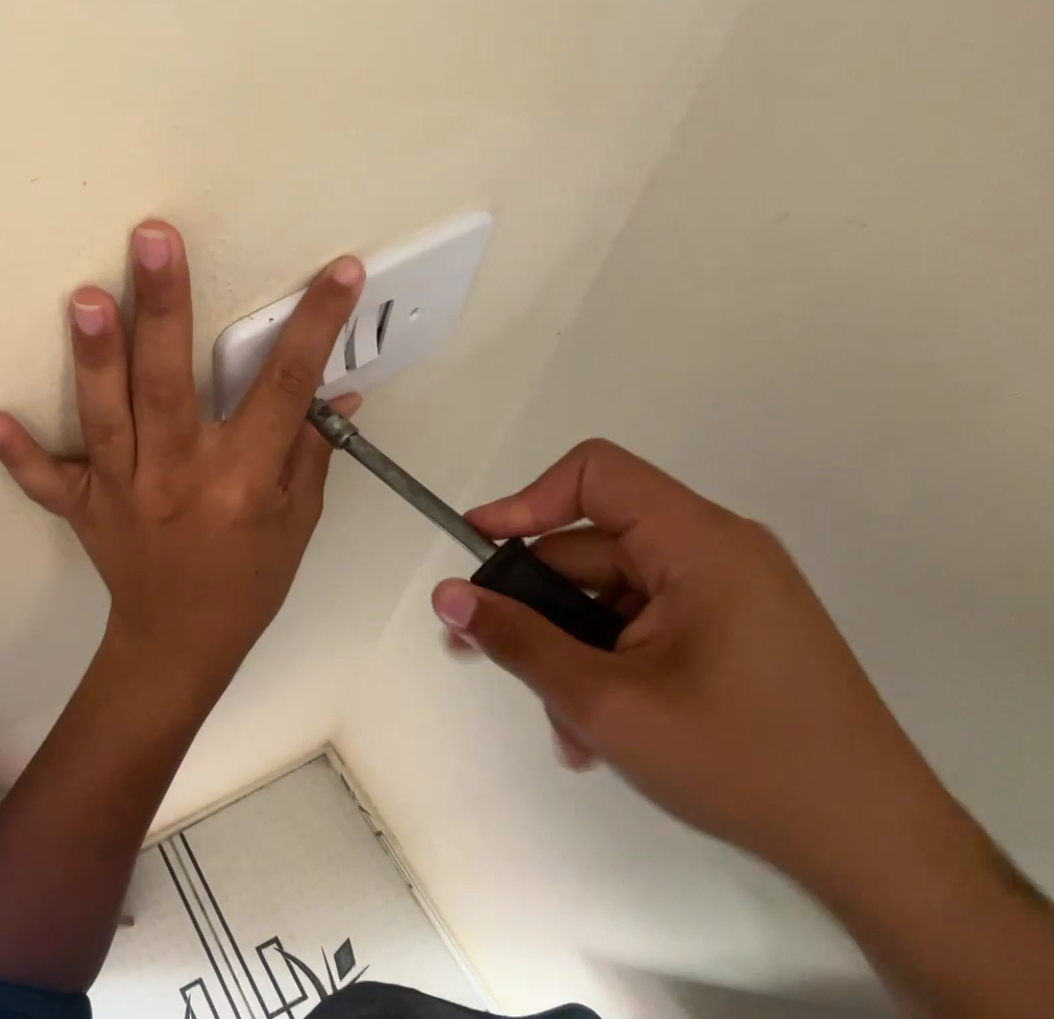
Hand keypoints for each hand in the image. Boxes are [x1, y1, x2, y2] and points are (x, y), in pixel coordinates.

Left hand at [0, 220, 363, 675]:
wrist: (179, 643)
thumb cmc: (245, 583)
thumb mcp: (296, 523)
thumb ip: (309, 453)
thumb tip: (338, 391)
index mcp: (242, 479)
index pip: (283, 388)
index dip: (313, 327)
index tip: (335, 271)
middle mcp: (179, 475)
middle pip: (170, 384)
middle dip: (164, 309)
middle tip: (151, 240)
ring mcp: (123, 491)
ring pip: (107, 417)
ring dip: (95, 357)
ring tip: (86, 296)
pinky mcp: (83, 507)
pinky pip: (46, 481)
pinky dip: (17, 454)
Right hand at [430, 439, 947, 876]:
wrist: (873, 845)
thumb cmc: (740, 760)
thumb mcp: (604, 701)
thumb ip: (517, 640)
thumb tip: (448, 595)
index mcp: (700, 546)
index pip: (596, 476)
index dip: (525, 501)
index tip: (477, 552)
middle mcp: (714, 555)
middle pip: (590, 550)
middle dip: (535, 610)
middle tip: (480, 655)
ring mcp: (724, 596)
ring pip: (607, 600)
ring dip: (568, 656)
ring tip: (566, 729)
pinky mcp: (728, 633)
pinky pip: (638, 628)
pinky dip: (604, 668)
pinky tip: (598, 734)